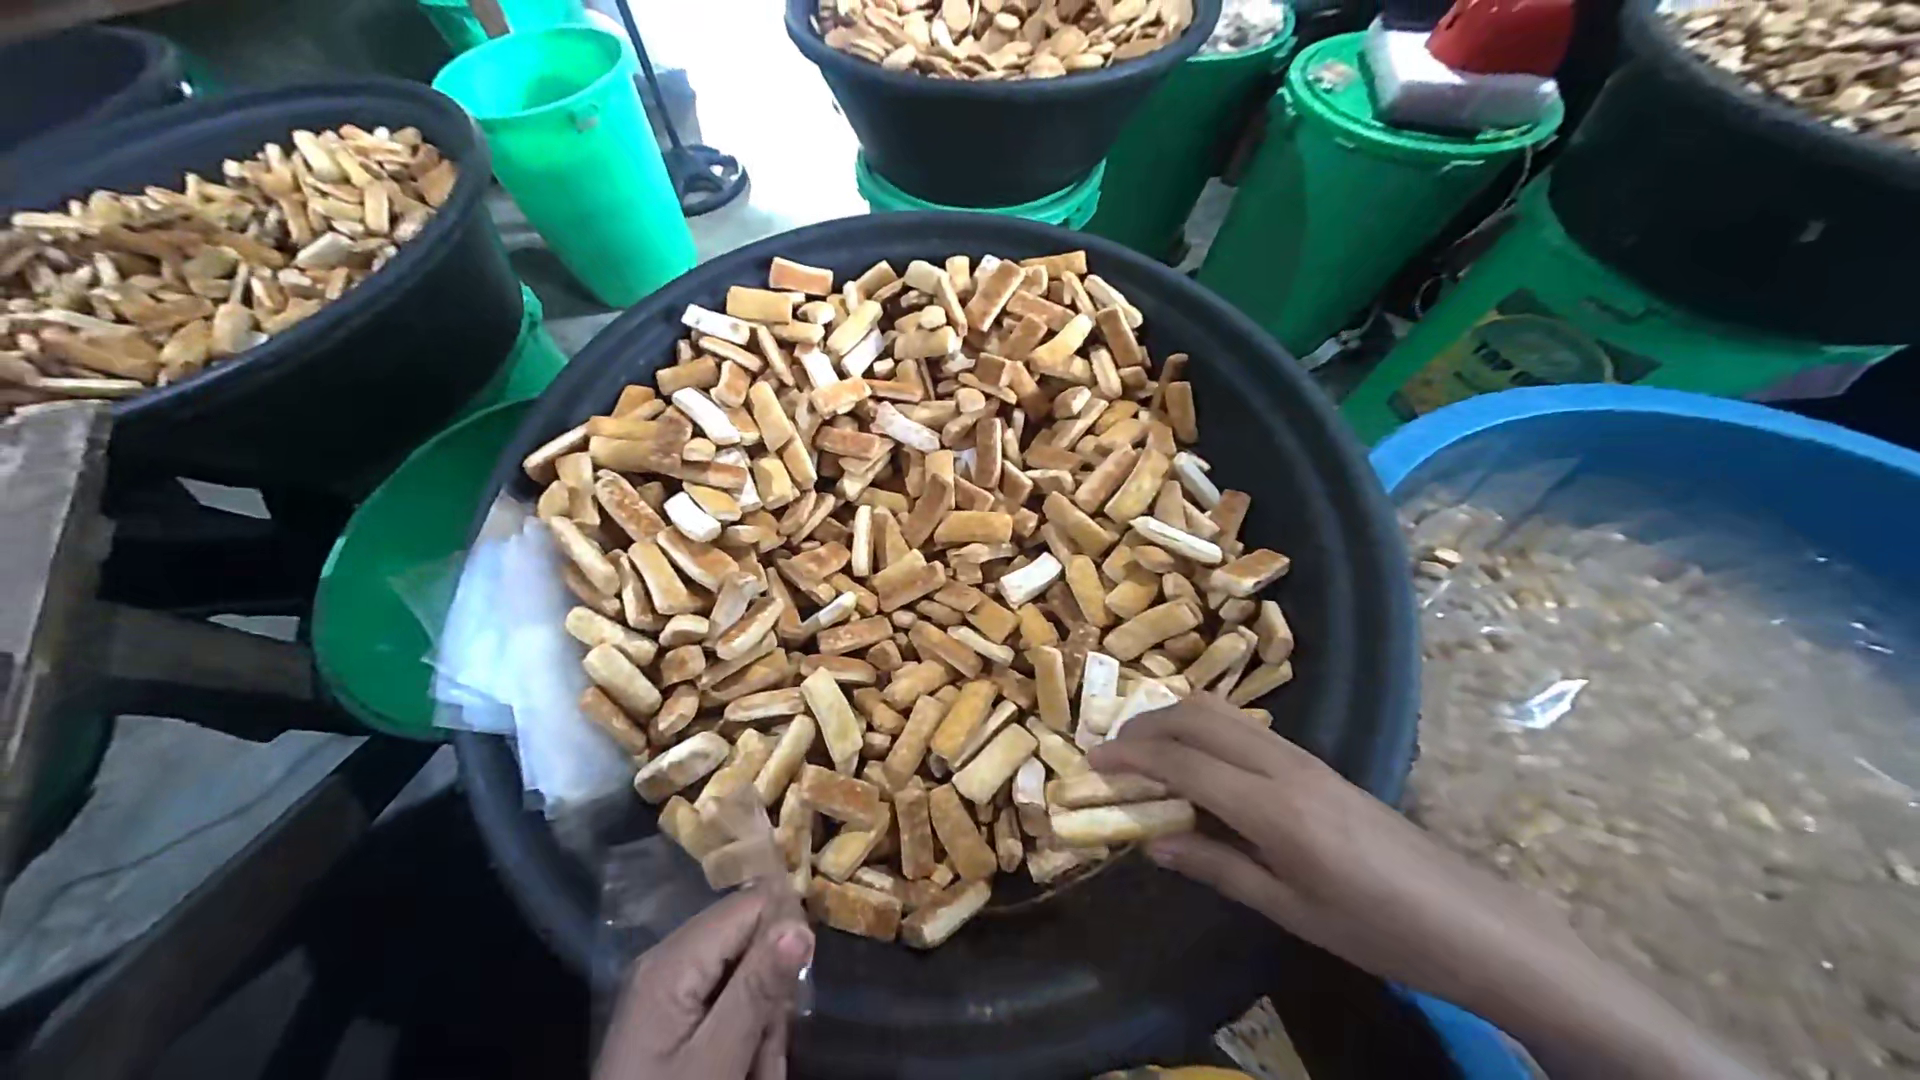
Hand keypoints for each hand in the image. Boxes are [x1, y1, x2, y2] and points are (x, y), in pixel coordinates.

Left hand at [594, 886, 813, 1079]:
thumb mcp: (716, 1063)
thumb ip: (758, 988)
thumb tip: (799, 922)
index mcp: (673, 960)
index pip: (751, 902)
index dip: (787, 929)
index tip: (800, 984)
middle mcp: (665, 958)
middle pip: (747, 932)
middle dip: (772, 982)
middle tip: (769, 1048)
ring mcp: (663, 984)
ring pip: (741, 967)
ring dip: (761, 1014)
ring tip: (756, 1072)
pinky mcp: (667, 1010)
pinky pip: (723, 994)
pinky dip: (742, 1028)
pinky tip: (742, 1067)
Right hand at [1090, 694, 1564, 1001]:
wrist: (1472, 920)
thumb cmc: (1379, 930)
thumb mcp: (1291, 911)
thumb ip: (1216, 867)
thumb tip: (1151, 842)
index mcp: (1275, 810)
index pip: (1184, 764)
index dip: (1132, 758)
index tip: (1094, 762)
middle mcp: (1284, 767)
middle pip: (1198, 717)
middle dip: (1146, 725)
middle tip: (1112, 751)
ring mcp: (1302, 757)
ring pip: (1221, 711)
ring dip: (1173, 719)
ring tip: (1143, 749)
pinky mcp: (1314, 760)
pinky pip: (1243, 726)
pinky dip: (1203, 728)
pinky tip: (1194, 759)